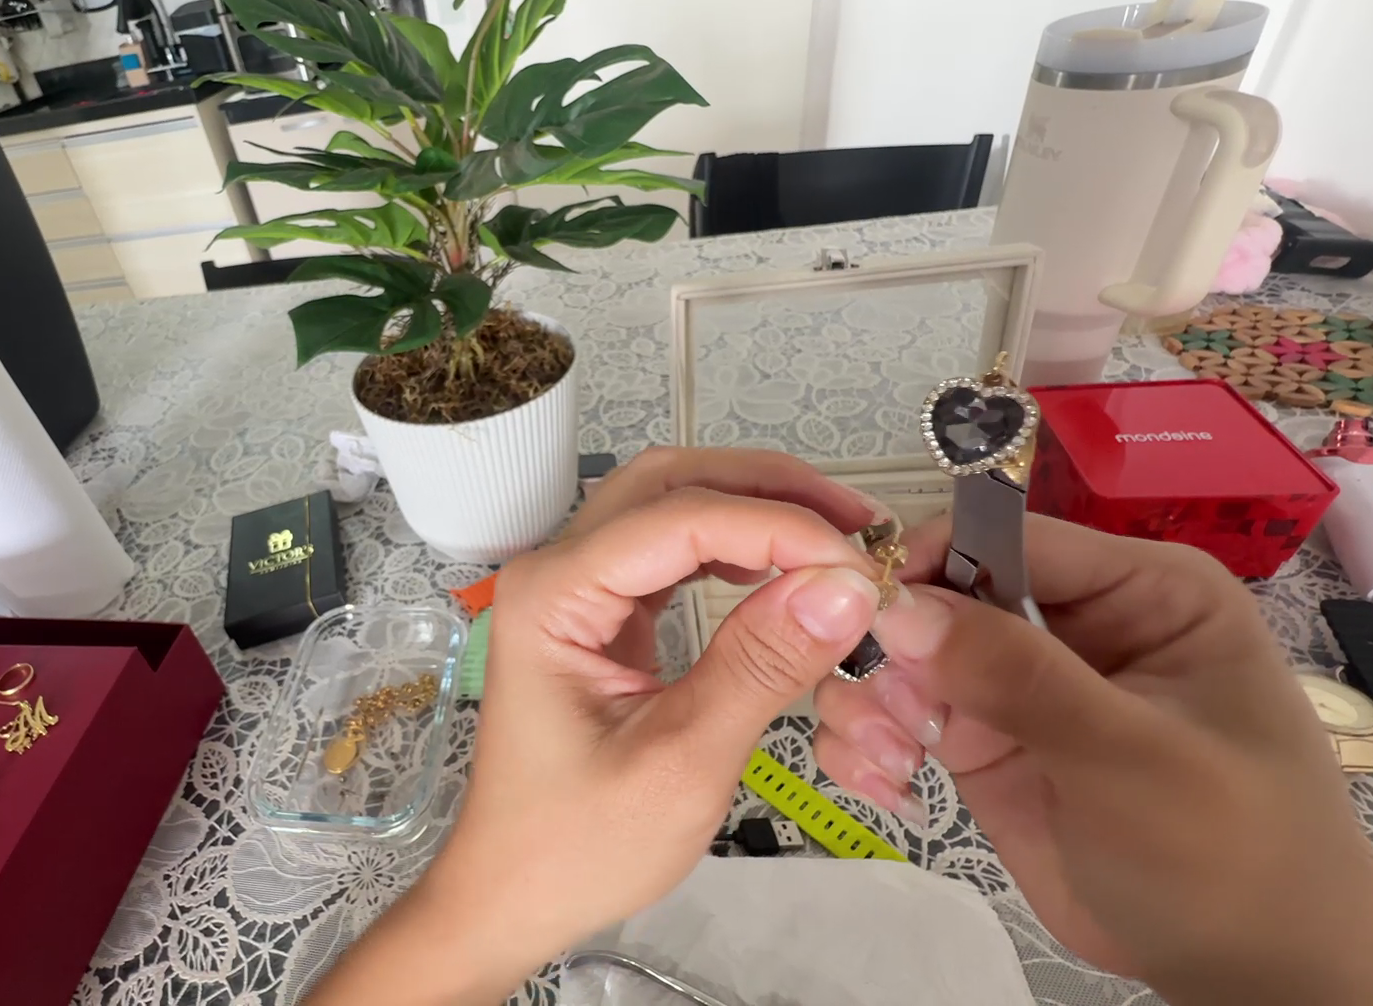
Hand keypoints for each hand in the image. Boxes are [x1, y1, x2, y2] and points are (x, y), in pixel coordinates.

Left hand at [302, 449, 886, 1004]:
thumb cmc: (579, 843)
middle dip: (763, 490)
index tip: (860, 567)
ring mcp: (571, 586)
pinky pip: (663, 553)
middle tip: (854, 525)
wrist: (512, 888)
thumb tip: (844, 586)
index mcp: (553, 592)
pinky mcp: (594, 612)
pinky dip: (726, 547)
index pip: (676, 518)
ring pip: (664, 506)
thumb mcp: (680, 761)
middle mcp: (554, 569)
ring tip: (831, 538)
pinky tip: (775, 567)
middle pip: (663, 484)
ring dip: (748, 508)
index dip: (776, 527)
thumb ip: (759, 665)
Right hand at [814, 514, 1372, 1004]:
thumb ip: (1020, 678)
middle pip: (927, 592)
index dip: (925, 563)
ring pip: (890, 651)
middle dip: (892, 652)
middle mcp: (1055, 618)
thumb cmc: (1230, 863)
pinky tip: (887, 782)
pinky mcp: (962, 726)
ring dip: (871, 703)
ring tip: (892, 759)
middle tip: (894, 716)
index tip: (864, 614)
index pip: (1001, 536)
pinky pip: (881, 706)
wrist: (1235, 978)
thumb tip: (898, 611)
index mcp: (1133, 590)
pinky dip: (864, 740)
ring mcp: (1001, 674)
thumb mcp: (1136, 761)